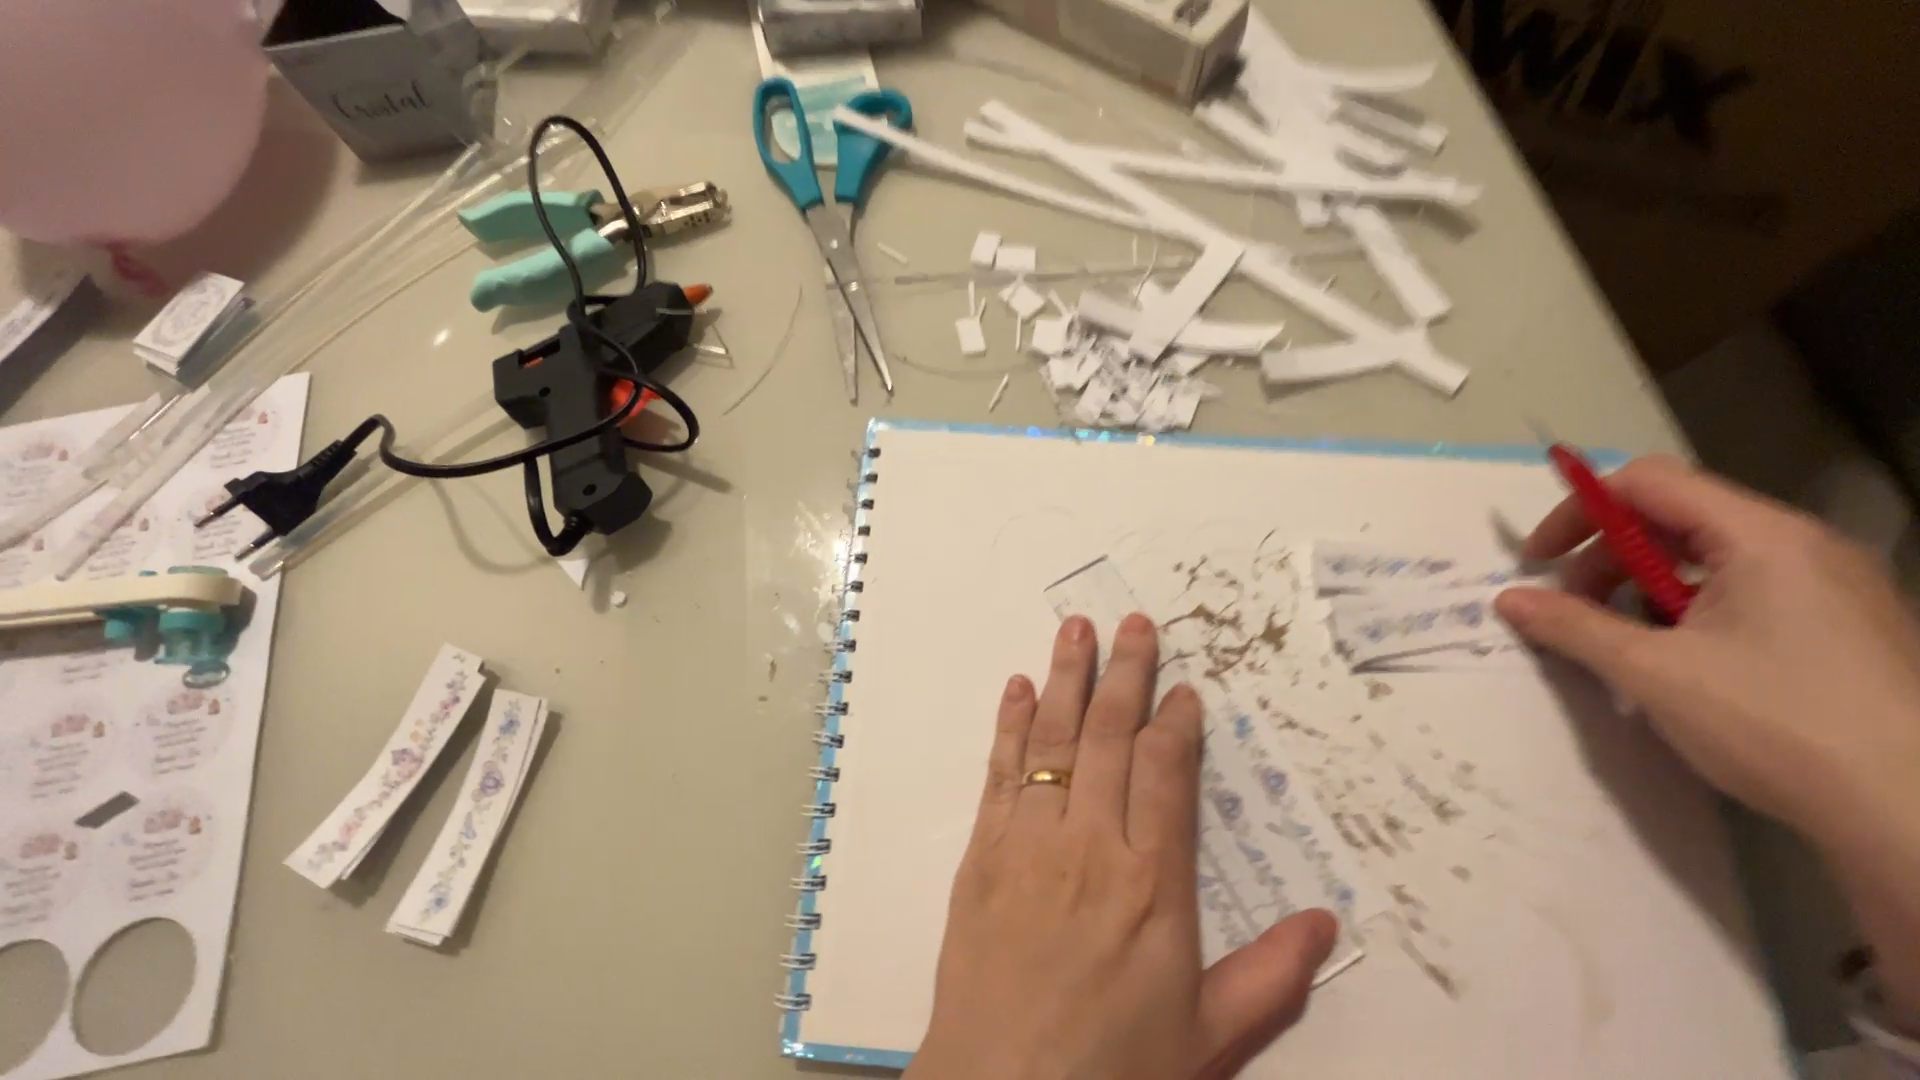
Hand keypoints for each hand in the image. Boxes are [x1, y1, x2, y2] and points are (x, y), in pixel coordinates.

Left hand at [906, 614, 1335, 1079]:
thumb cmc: (1112, 1065)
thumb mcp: (1208, 1035)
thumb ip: (1269, 975)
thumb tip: (1325, 920)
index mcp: (1152, 881)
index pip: (1166, 773)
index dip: (1176, 722)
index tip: (1183, 687)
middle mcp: (1091, 843)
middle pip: (1110, 737)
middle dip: (1125, 674)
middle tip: (1134, 622)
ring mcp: (1030, 840)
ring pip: (1052, 740)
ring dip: (1065, 678)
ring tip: (1075, 629)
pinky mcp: (982, 851)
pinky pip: (999, 771)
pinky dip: (1008, 724)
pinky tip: (1016, 688)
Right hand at [1493, 455, 1919, 837]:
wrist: (1915, 814)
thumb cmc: (1776, 724)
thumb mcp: (1652, 673)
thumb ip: (1571, 626)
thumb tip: (1508, 599)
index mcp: (1761, 537)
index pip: (1646, 482)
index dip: (1579, 511)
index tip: (1539, 562)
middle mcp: (1801, 544)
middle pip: (1674, 515)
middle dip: (1606, 556)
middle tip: (1574, 613)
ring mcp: (1830, 583)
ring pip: (1708, 555)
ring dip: (1644, 586)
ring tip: (1627, 644)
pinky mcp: (1842, 623)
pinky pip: (1745, 589)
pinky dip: (1690, 609)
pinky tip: (1683, 663)